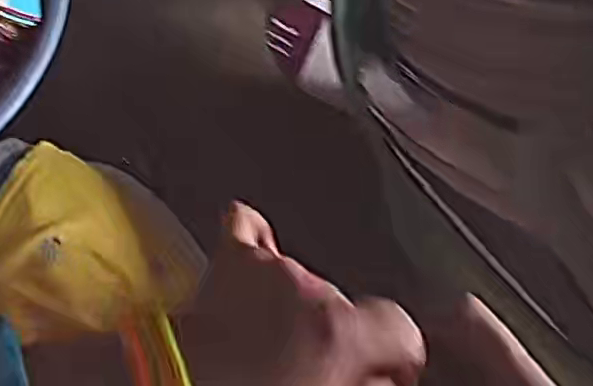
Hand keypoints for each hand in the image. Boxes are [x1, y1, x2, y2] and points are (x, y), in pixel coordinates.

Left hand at [177, 203, 424, 385]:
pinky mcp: (228, 255)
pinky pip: (246, 223)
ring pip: (299, 277)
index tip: (382, 372)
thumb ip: (369, 381)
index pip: (399, 326)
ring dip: (294, 302)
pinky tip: (255, 259)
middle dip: (336, 334)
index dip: (396, 355)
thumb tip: (380, 375)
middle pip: (343, 305)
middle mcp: (304, 286)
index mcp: (339, 329)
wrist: (192, 384)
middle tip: (311, 364)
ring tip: (271, 335)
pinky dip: (255, 240)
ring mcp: (263, 266)